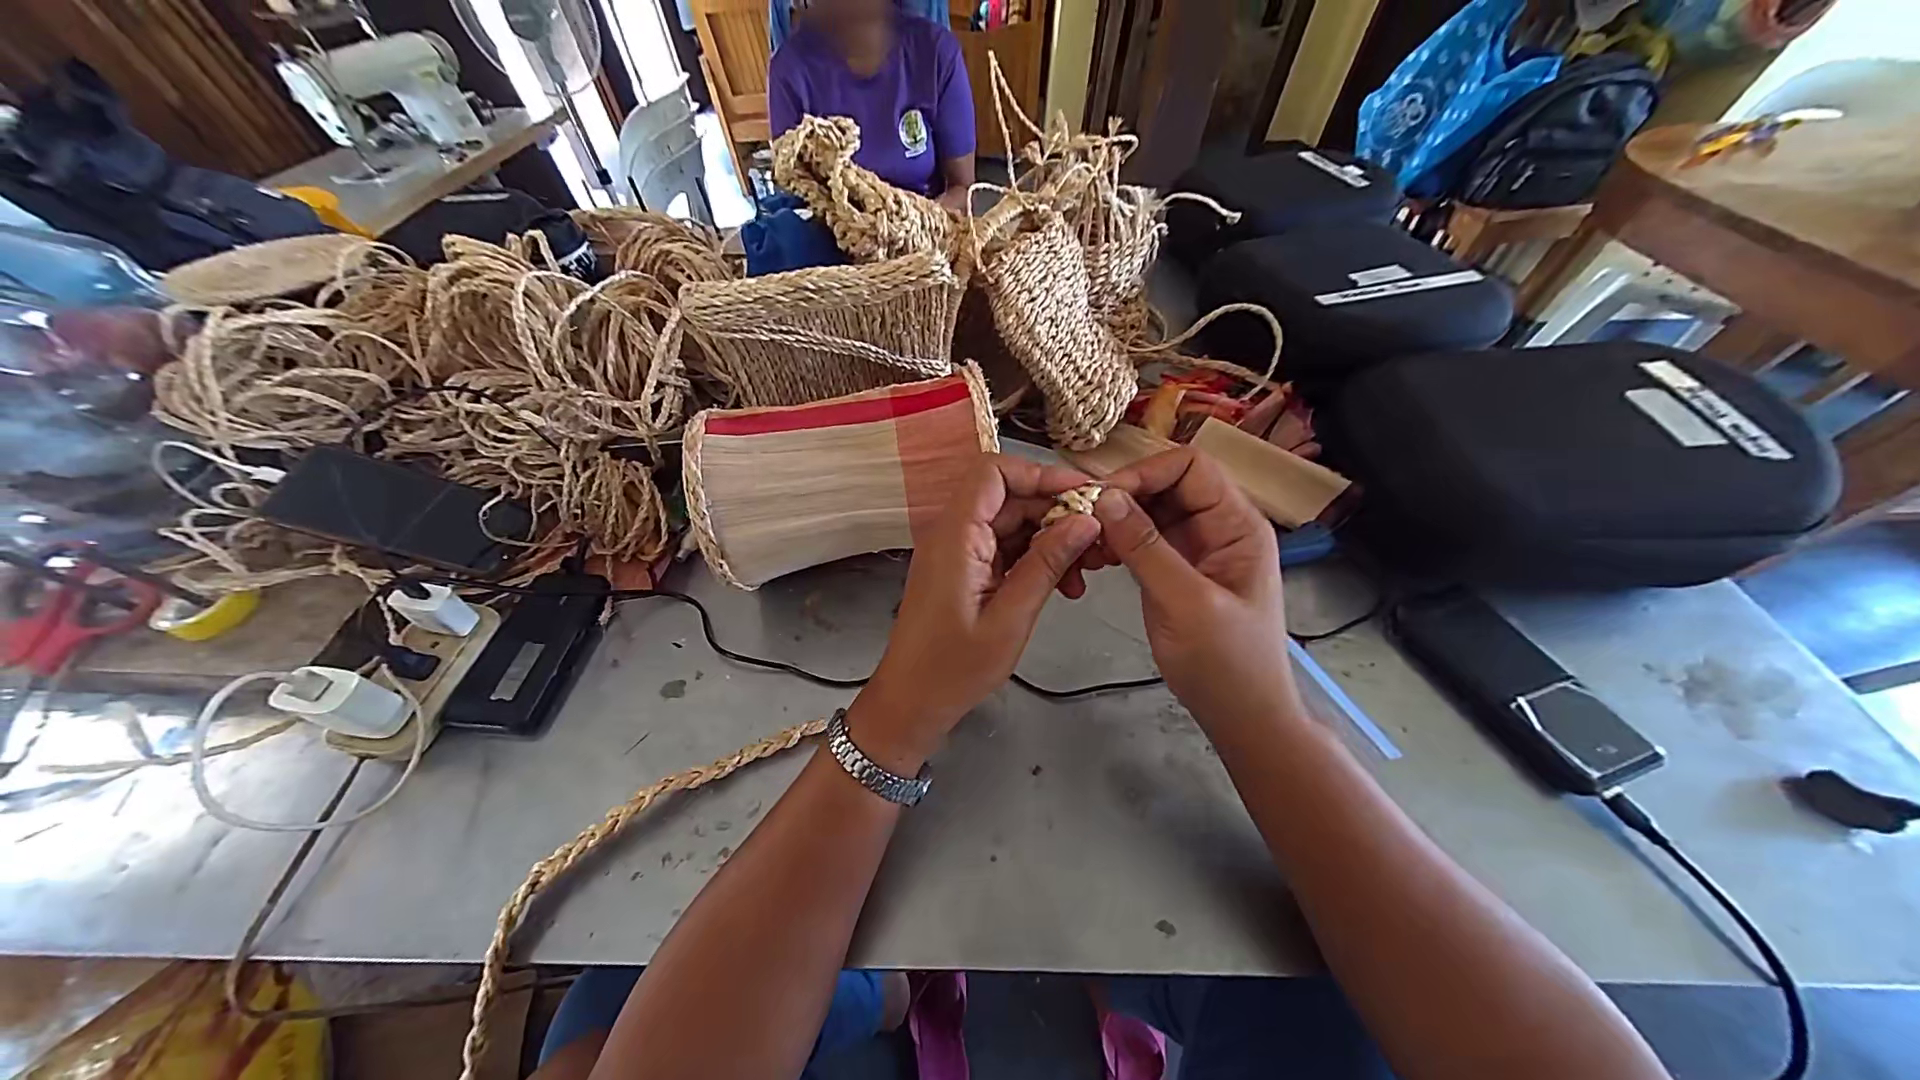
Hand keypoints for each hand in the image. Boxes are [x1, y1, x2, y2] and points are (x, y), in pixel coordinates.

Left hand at [850, 454, 1101, 771]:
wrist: (912, 702)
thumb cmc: (954, 667)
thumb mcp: (1011, 617)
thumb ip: (1048, 563)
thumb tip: (1087, 520)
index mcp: (956, 535)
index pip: (995, 472)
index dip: (1041, 474)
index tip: (1085, 495)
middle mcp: (954, 533)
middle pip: (1010, 497)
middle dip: (1057, 513)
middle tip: (1098, 542)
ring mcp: (959, 551)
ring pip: (1013, 523)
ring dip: (1052, 540)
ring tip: (1084, 574)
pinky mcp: (966, 570)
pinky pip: (1006, 548)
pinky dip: (1036, 559)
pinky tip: (1063, 585)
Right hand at [1087, 447, 1302, 732]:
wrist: (1241, 716)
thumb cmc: (1225, 664)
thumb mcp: (1185, 603)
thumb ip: (1146, 547)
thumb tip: (1105, 497)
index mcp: (1236, 524)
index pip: (1190, 467)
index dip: (1145, 472)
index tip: (1103, 497)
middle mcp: (1217, 527)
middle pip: (1166, 484)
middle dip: (1123, 495)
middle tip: (1083, 521)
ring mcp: (1194, 548)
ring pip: (1149, 510)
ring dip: (1115, 519)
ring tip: (1086, 544)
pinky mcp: (1174, 569)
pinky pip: (1141, 539)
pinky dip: (1116, 541)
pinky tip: (1095, 558)